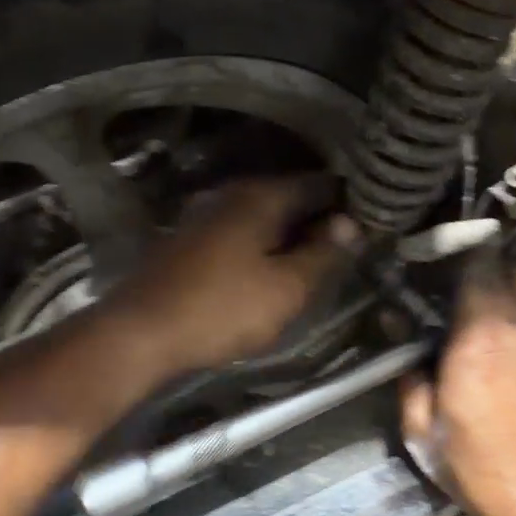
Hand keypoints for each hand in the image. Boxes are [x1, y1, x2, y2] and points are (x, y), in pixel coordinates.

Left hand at [103, 176, 361, 373]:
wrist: (143, 332)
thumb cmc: (222, 309)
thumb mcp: (286, 289)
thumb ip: (322, 254)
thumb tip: (350, 224)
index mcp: (261, 197)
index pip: (319, 184)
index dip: (348, 201)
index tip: (371, 223)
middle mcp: (232, 194)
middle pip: (289, 197)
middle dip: (319, 218)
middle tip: (349, 247)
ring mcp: (206, 215)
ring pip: (263, 217)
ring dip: (290, 234)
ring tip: (315, 262)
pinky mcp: (190, 241)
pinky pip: (241, 233)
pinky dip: (263, 245)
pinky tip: (272, 270)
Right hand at [400, 250, 515, 515]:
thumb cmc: (467, 463)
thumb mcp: (417, 427)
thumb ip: (408, 374)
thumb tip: (396, 330)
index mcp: (477, 341)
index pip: (477, 268)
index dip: (457, 248)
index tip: (434, 247)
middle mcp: (515, 332)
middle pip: (513, 268)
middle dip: (486, 258)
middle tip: (454, 267)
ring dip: (506, 279)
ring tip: (475, 290)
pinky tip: (495, 324)